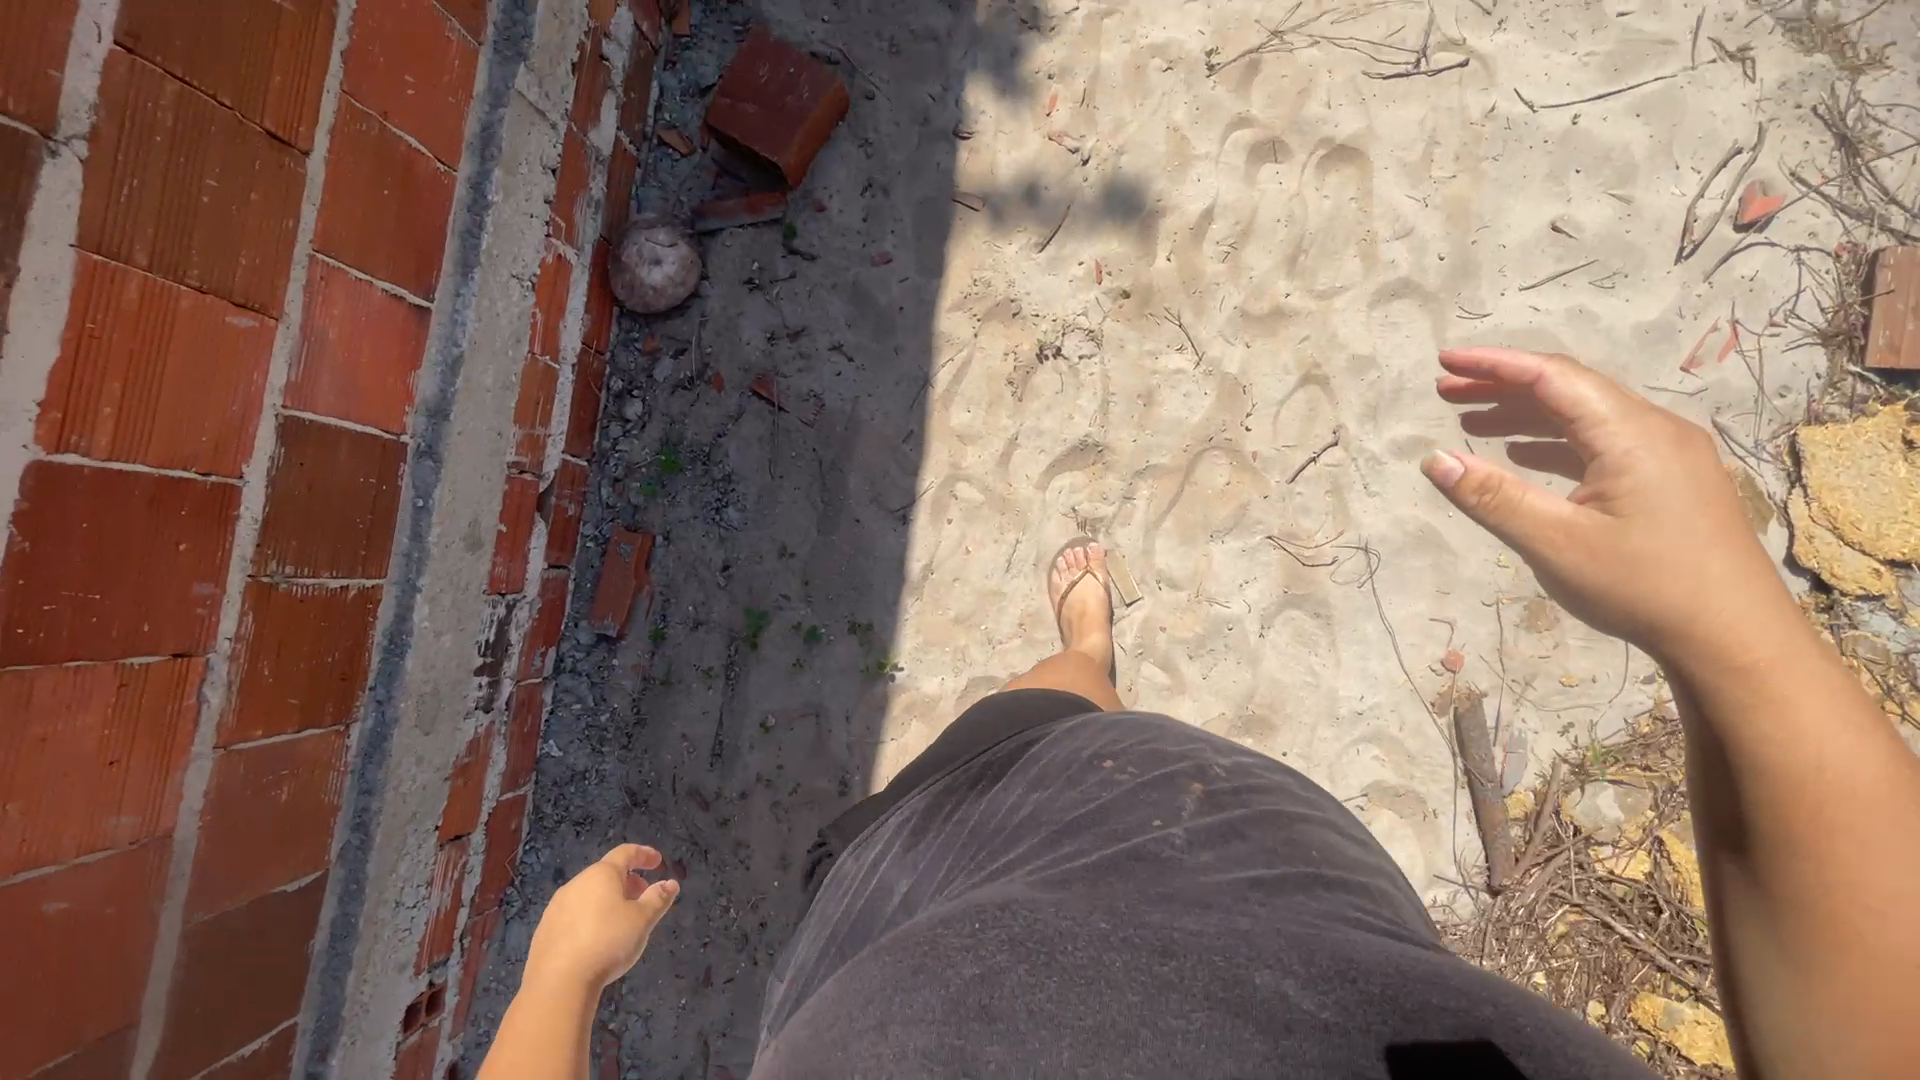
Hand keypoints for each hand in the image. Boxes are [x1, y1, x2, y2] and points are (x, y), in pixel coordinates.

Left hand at [523, 844, 679, 991]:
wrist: (557, 984)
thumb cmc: (607, 942)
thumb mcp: (643, 920)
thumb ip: (658, 898)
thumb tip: (670, 883)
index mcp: (601, 875)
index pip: (625, 853)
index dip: (644, 854)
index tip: (658, 862)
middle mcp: (576, 884)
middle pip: (606, 873)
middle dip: (628, 881)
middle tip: (643, 896)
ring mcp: (556, 908)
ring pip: (588, 894)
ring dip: (608, 899)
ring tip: (621, 920)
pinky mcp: (544, 931)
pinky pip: (573, 914)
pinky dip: (590, 917)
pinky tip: (596, 939)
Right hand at [1422, 347, 1791, 662]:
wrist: (1733, 636)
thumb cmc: (1642, 585)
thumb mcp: (1554, 542)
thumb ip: (1491, 496)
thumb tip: (1433, 459)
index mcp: (1630, 435)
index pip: (1552, 377)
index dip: (1494, 364)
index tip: (1445, 359)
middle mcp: (1653, 431)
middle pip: (1568, 389)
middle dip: (1502, 385)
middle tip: (1445, 390)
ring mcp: (1665, 455)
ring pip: (1583, 416)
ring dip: (1524, 414)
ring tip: (1469, 419)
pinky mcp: (1666, 479)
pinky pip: (1599, 441)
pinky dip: (1550, 440)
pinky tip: (1520, 453)